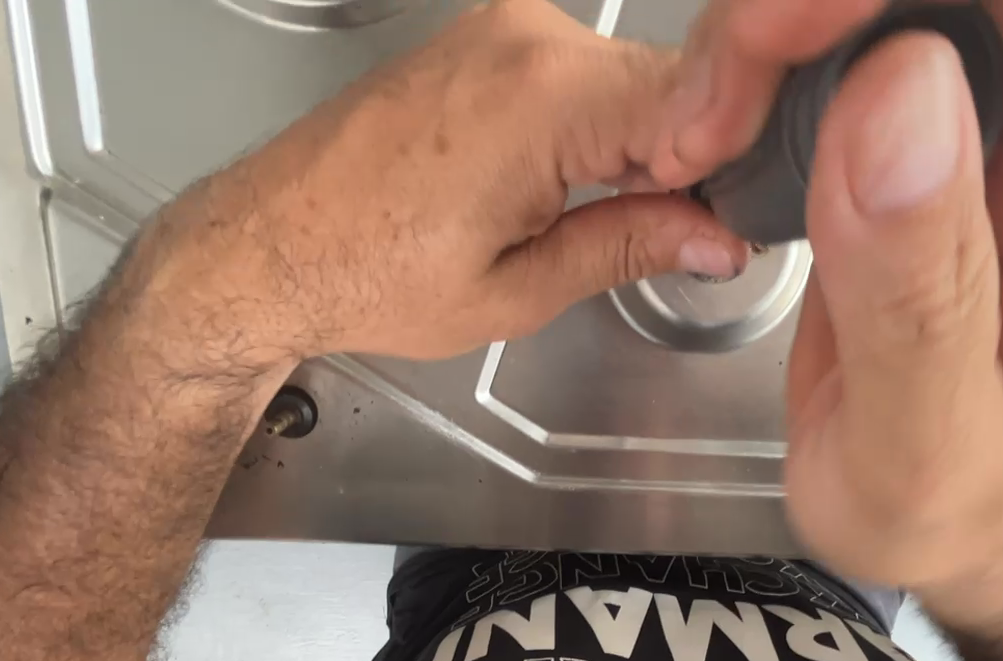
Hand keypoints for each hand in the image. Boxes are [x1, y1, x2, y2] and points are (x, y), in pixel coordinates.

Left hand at [135, 0, 749, 364]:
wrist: (272, 245)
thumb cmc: (374, 276)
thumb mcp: (518, 289)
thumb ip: (628, 247)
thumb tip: (716, 238)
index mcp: (546, 97)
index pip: (699, 105)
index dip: (730, 168)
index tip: (731, 225)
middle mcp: (529, 36)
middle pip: (668, 88)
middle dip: (688, 165)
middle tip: (680, 242)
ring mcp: (502, 29)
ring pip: (625, 84)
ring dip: (641, 153)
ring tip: (612, 224)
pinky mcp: (483, 44)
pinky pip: (578, 80)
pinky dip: (597, 133)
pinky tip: (574, 189)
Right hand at [643, 0, 1002, 586]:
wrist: (935, 525)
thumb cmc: (942, 509)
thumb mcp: (923, 448)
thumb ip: (918, 298)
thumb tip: (893, 95)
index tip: (771, 42)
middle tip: (712, 109)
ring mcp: (993, 119)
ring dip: (773, 25)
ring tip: (701, 137)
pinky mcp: (919, 134)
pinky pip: (848, 32)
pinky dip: (765, 56)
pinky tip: (719, 136)